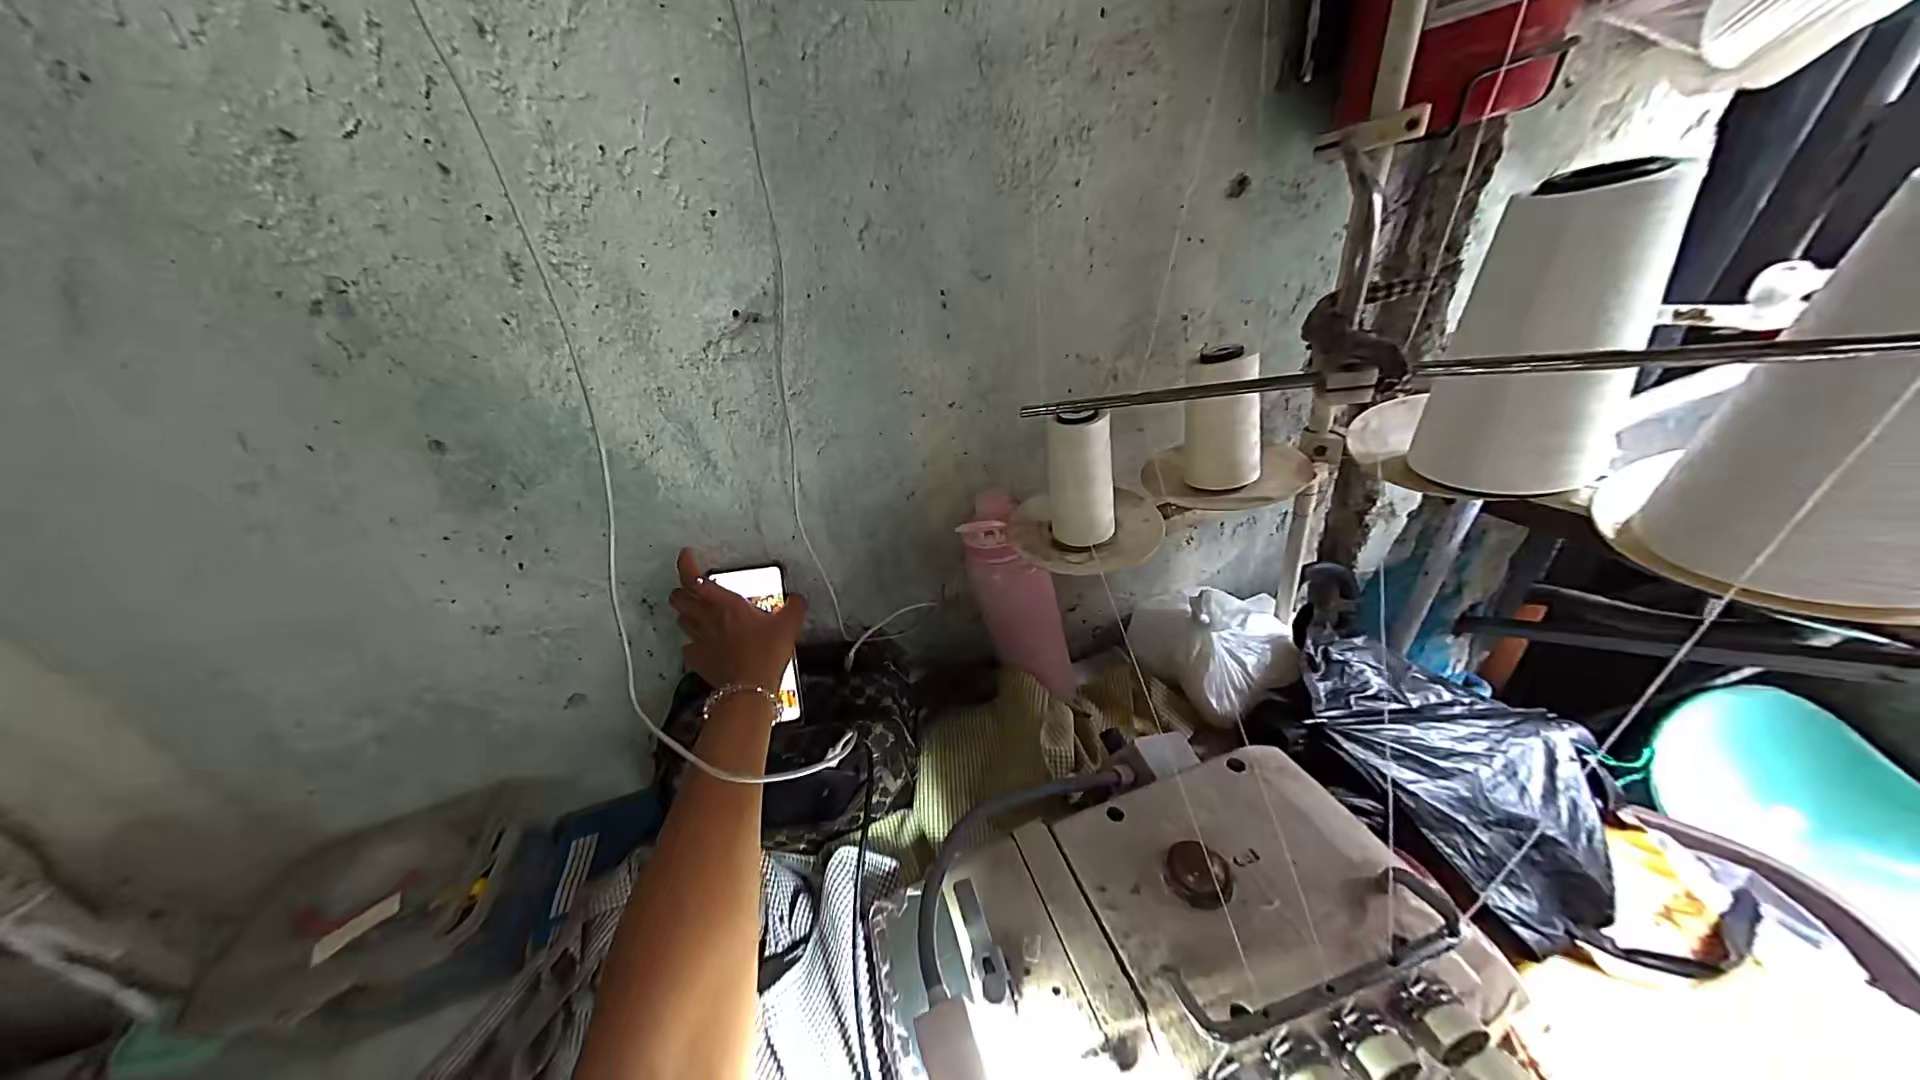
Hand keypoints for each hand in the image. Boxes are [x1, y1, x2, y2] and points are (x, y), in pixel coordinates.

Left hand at [669, 548, 806, 691]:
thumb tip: (797, 600)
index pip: (695, 578)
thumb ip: (793, 607)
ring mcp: (699, 640)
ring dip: (687, 613)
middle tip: (692, 588)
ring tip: (699, 612)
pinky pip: (687, 646)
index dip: (686, 564)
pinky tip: (703, 643)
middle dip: (683, 590)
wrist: (750, 687)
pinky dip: (692, 642)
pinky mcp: (697, 660)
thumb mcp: (789, 624)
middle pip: (679, 597)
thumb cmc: (765, 654)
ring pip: (681, 619)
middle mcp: (708, 619)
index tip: (687, 556)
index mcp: (727, 604)